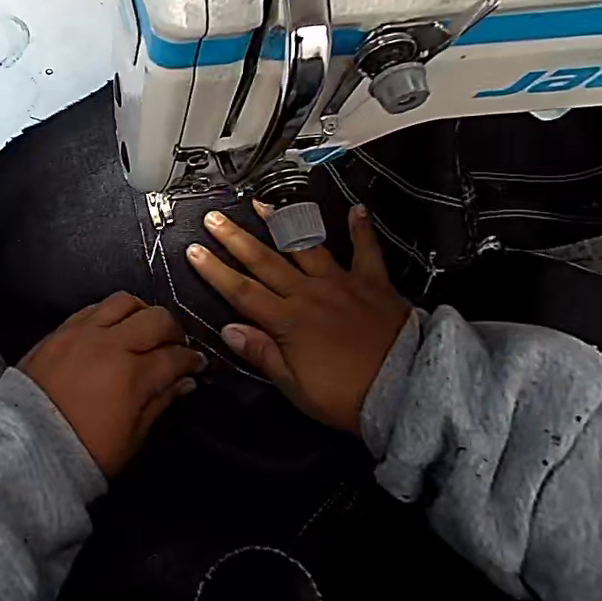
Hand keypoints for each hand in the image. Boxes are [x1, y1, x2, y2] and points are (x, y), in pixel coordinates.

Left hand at [18, 292, 206, 475]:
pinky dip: (111, 313)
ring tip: (144, 329)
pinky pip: (94, 307)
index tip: (197, 364)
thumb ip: (161, 403)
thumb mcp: (132, 439)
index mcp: (133, 375)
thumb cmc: (84, 452)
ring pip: (124, 302)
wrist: (23, 448)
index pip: (175, 356)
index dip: (192, 360)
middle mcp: (111, 344)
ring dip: (142, 312)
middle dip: (174, 331)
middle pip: (156, 319)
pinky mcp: (61, 330)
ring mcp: (83, 332)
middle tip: (175, 346)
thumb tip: (185, 381)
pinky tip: (113, 327)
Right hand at [185, 205, 408, 432]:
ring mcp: (341, 283)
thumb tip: (228, 329)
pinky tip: (356, 209)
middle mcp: (310, 293)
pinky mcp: (373, 283)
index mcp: (288, 321)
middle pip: (264, 260)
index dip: (214, 270)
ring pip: (304, 246)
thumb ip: (262, 353)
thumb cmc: (348, 396)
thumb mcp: (296, 387)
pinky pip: (366, 251)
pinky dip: (361, 230)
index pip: (241, 290)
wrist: (408, 392)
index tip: (194, 251)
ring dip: (281, 223)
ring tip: (261, 204)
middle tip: (214, 218)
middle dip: (235, 238)